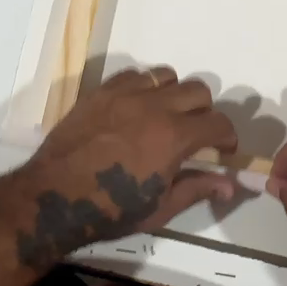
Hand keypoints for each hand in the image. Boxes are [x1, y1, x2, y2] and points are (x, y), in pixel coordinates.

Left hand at [7, 67, 239, 269]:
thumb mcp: (160, 208)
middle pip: (198, 91)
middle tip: (194, 134)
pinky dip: (143, 87)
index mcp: (174, 136)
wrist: (55, 197)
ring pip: (166, 76)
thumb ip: (197, 188)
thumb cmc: (111, 210)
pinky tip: (135, 108)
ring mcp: (125, 94)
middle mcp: (154, 106)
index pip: (218, 123)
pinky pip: (133, 75)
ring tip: (164, 116)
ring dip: (174, 94)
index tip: (222, 150)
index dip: (227, 137)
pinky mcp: (101, 91)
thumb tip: (231, 184)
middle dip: (204, 112)